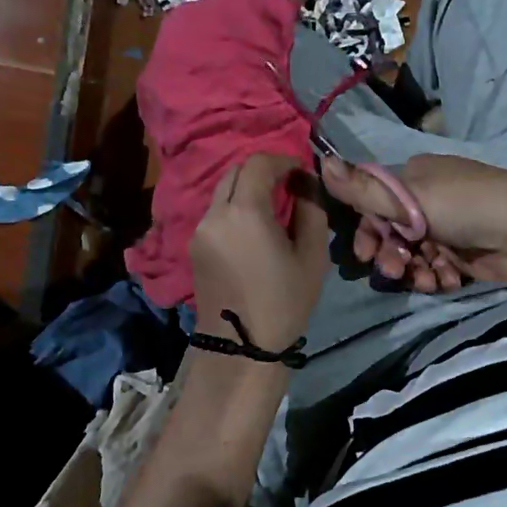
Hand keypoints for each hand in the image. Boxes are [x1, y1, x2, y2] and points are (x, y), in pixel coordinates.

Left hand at [189, 154, 330, 351]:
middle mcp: (215, 214)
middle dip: (263, 171)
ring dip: (248, 189)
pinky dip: (236, 208)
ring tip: (274, 208)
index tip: (302, 173)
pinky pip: (216, 212)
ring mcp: (199, 230)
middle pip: (236, 171)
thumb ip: (311, 210)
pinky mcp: (194, 246)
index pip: (259, 163)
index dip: (283, 160)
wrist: (241, 346)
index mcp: (245, 212)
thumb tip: (306, 185)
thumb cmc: (284, 301)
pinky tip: (254, 229)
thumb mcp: (312, 256)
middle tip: (289, 187)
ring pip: (223, 191)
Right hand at [320, 154, 506, 292]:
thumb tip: (320, 162)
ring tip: (427, 278)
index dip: (366, 231)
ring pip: (412, 256)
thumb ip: (364, 190)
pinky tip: (447, 278)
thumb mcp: (411, 198)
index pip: (374, 204)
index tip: (363, 255)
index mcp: (414, 178)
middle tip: (394, 271)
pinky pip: (434, 268)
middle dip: (390, 256)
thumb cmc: (465, 206)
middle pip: (391, 234)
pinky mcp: (461, 255)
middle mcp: (427, 201)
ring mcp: (446, 229)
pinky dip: (436, 276)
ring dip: (413, 271)